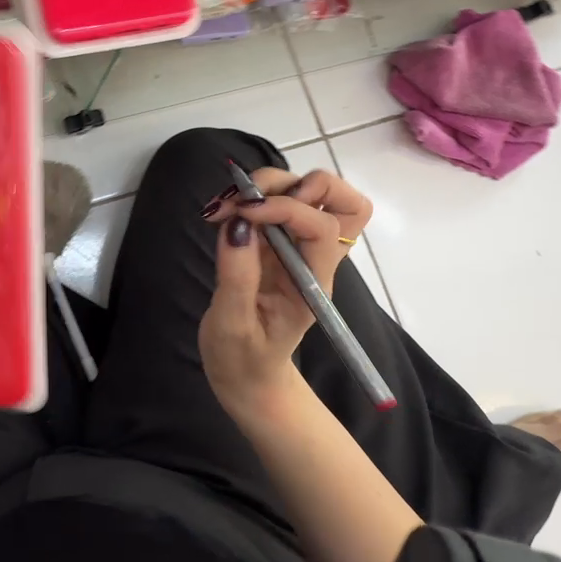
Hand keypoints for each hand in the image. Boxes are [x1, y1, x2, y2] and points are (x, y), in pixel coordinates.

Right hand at [197, 168, 371, 403]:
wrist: (247, 377)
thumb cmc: (242, 360)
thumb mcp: (232, 326)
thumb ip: (236, 276)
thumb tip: (237, 223)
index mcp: (313, 284)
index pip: (321, 227)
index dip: (284, 208)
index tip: (241, 213)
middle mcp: (314, 259)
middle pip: (337, 199)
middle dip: (293, 184)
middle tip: (248, 200)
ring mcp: (297, 248)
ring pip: (309, 193)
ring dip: (270, 185)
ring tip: (227, 205)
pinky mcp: (276, 243)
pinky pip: (277, 204)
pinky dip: (253, 196)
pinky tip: (223, 213)